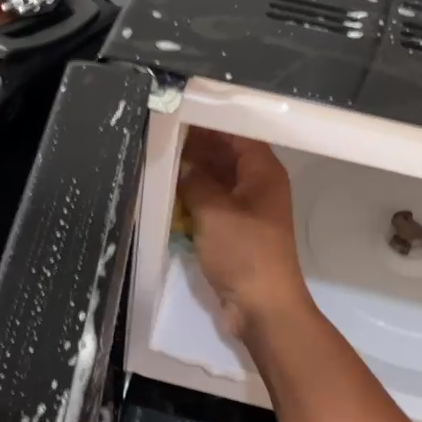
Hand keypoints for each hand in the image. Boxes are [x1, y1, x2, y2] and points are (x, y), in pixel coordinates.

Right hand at [176, 129, 313, 334]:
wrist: (263, 308)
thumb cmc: (244, 252)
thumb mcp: (214, 211)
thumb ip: (195, 182)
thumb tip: (183, 166)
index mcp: (263, 172)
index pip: (237, 132)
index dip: (209, 122)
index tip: (178, 113)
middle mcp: (258, 185)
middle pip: (226, 154)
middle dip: (196, 146)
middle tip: (160, 134)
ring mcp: (247, 209)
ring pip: (217, 180)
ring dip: (193, 172)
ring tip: (159, 158)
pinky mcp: (235, 231)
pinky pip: (213, 203)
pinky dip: (194, 196)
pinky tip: (168, 192)